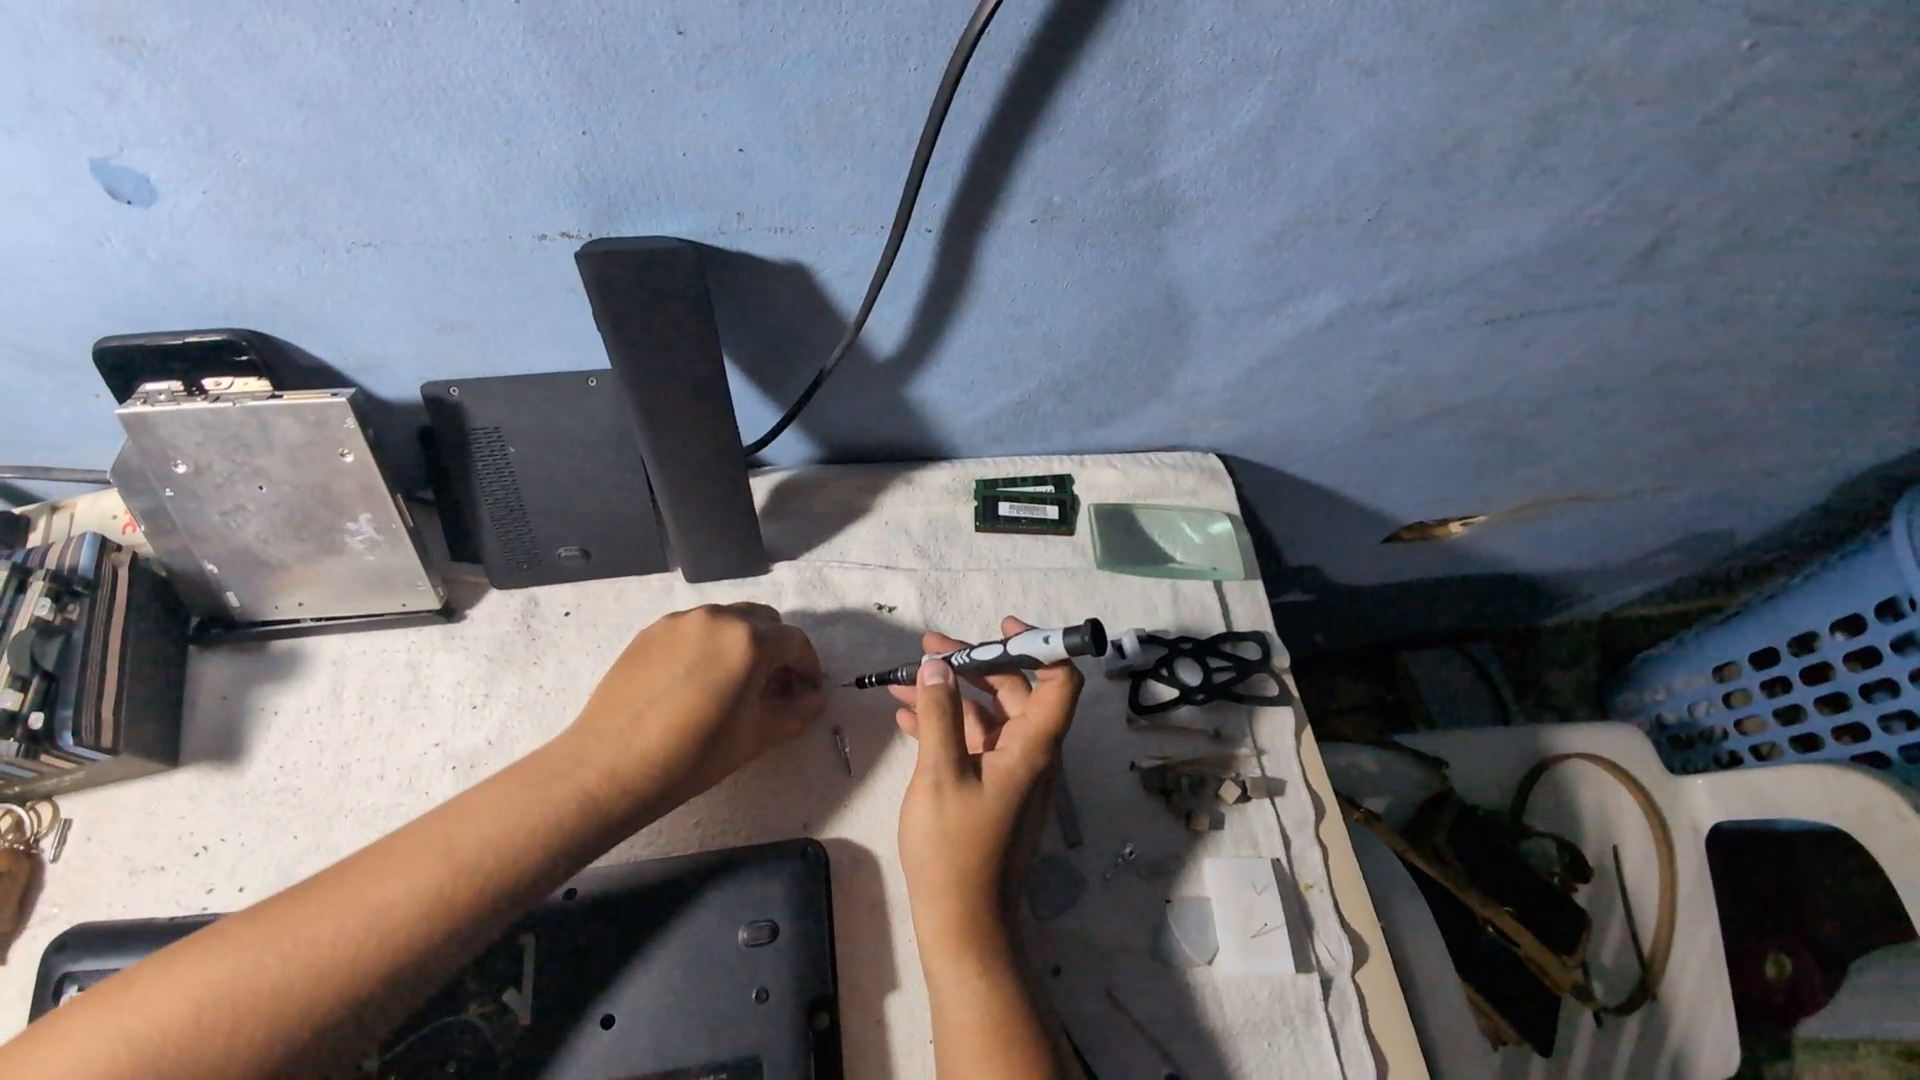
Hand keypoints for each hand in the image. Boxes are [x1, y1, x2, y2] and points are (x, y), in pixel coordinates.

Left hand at [568, 603, 824, 807]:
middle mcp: (718, 618)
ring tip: (732, 685)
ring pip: (727, 622)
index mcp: (750, 640)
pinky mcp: (650, 632)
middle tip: (771, 688)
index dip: (807, 667)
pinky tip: (696, 684)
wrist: (611, 765)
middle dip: (775, 650)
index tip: (806, 691)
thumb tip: (815, 699)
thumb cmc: (694, 755)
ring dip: (741, 645)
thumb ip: (797, 712)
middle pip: (762, 622)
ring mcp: (680, 621)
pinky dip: (707, 647)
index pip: (795, 642)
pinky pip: (694, 630)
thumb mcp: (757, 737)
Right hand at [890, 617, 1083, 944]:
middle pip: (1013, 691)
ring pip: (986, 716)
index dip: (1041, 646)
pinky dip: (944, 726)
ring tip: (903, 679)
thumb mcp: (940, 774)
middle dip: (973, 664)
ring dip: (948, 695)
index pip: (1059, 681)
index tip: (1002, 628)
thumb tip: (937, 665)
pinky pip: (972, 744)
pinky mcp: (991, 789)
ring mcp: (1011, 772)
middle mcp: (1030, 753)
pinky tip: (906, 716)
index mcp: (1033, 746)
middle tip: (928, 649)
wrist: (964, 923)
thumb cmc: (955, 849)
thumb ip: (939, 714)